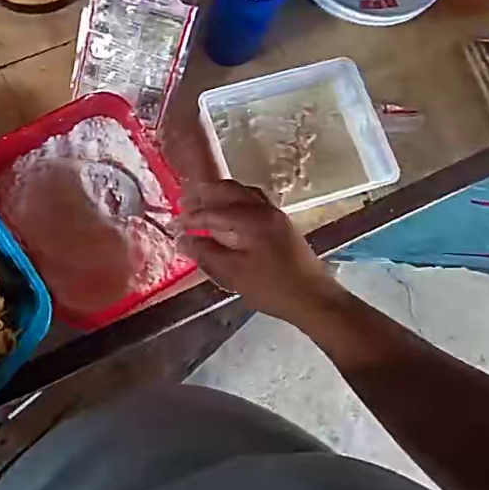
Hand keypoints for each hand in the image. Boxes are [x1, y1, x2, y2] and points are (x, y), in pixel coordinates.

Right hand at [178, 180, 345, 322]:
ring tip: (204, 202)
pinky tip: (230, 213)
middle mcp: (264, 209)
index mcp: (251, 219)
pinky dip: (236, 201)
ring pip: (243, 193)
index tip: (174, 225)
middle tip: (184, 202)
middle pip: (230, 191)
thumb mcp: (233, 273)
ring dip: (221, 195)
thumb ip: (206, 253)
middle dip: (205, 195)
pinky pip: (254, 202)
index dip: (191, 219)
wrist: (314, 298)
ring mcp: (275, 215)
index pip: (213, 212)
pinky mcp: (282, 224)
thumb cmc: (272, 287)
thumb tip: (183, 240)